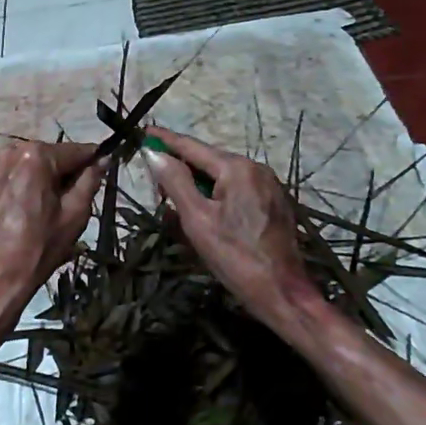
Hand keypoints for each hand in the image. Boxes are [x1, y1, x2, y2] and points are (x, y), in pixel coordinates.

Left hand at [0, 140, 105, 303]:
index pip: (75, 150)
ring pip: (36, 164)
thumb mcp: (74, 214)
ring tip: (56, 208)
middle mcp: (12, 151)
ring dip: (49, 179)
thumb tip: (103, 159)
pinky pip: (19, 173)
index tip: (107, 170)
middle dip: (68, 172)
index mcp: (36, 155)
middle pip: (53, 155)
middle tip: (78, 201)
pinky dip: (32, 184)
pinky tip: (36, 208)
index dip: (94, 160)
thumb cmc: (38, 247)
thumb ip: (90, 180)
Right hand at [142, 127, 318, 325]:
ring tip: (174, 201)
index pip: (192, 146)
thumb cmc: (235, 257)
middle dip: (179, 168)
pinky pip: (236, 189)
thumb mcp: (197, 219)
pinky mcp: (272, 203)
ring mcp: (267, 185)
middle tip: (154, 182)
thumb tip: (154, 154)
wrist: (282, 293)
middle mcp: (255, 168)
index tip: (143, 132)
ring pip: (221, 176)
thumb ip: (175, 182)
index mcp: (237, 168)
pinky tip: (203, 212)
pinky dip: (215, 195)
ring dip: (196, 184)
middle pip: (208, 160)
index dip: (165, 140)